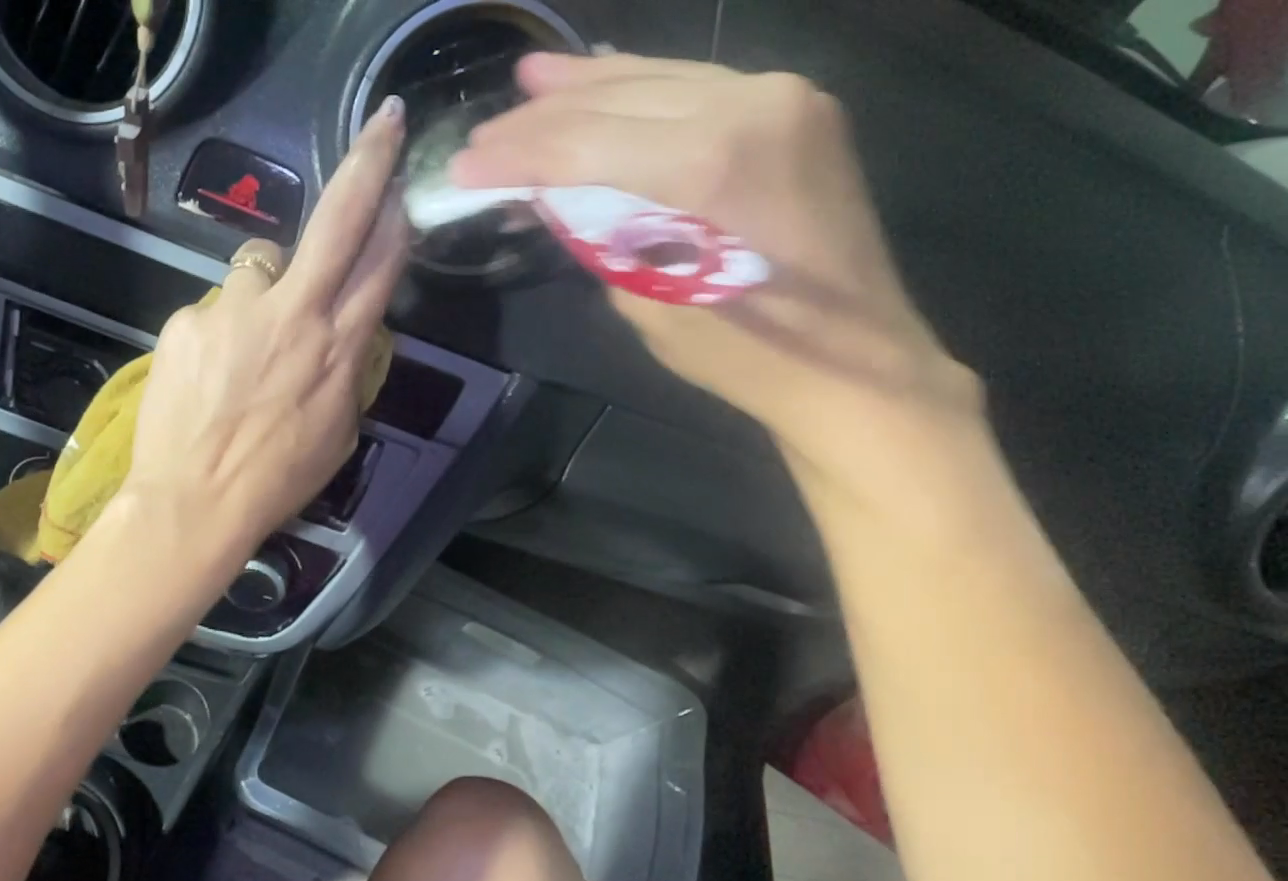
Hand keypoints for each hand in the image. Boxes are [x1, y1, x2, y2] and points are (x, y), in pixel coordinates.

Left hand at [124, 96, 409, 556]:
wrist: (194, 502)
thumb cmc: (277, 481)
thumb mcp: (338, 433)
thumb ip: (347, 371)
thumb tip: (346, 334)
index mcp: (338, 349)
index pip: (379, 264)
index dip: (396, 217)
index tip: (404, 180)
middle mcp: (293, 315)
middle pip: (337, 223)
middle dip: (367, 167)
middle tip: (383, 124)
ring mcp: (235, 312)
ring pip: (261, 270)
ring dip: (264, 294)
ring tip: (246, 353)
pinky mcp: (188, 321)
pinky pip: (214, 312)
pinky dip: (219, 334)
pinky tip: (210, 377)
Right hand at [450, 55, 985, 493]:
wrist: (855, 365)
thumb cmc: (747, 354)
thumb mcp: (648, 301)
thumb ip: (599, 233)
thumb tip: (555, 194)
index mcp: (712, 162)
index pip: (586, 143)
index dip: (516, 156)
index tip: (463, 169)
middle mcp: (753, 104)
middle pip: (618, 99)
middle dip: (541, 119)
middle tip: (482, 134)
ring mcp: (784, 98)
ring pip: (660, 78)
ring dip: (586, 86)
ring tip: (528, 82)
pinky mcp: (797, 109)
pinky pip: (699, 86)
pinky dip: (643, 87)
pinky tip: (602, 78)